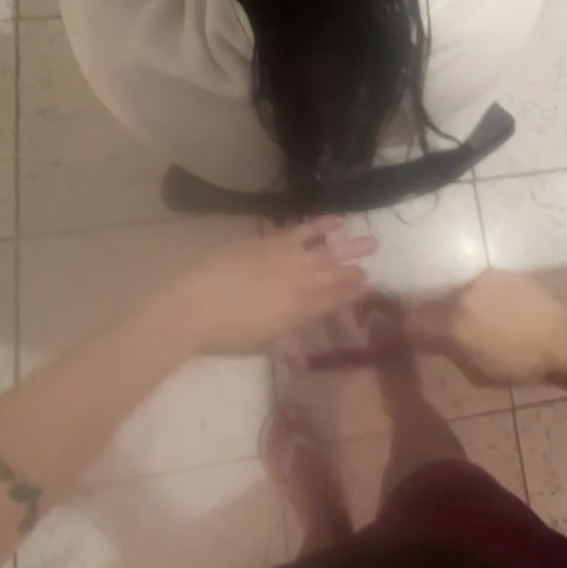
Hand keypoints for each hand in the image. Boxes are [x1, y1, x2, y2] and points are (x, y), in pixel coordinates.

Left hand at [177, 218, 378, 354]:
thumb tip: (301, 347)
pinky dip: (322, 224)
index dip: (353, 294)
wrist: (194, 307)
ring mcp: (286, 258)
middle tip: (370, 268)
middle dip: (355, 271)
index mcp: (299, 311)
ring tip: (372, 241)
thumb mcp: (261, 343)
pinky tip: (339, 220)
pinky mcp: (270, 241)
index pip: (334, 300)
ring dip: (351, 246)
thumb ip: (285, 338)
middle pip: (334, 275)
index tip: (367, 288)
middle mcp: (300, 283)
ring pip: (326, 250)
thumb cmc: (225, 335)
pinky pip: (302, 230)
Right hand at [405, 271, 566, 384]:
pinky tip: (486, 306)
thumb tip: (432, 341)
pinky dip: (472, 295)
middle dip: (422, 312)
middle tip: (425, 323)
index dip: (395, 324)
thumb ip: (448, 351)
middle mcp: (459, 296)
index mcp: (451, 326)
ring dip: (450, 303)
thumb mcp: (476, 372)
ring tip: (464, 316)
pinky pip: (472, 283)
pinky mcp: (494, 271)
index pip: (409, 321)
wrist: (562, 338)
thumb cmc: (520, 365)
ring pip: (451, 291)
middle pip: (426, 301)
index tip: (387, 325)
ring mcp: (477, 280)